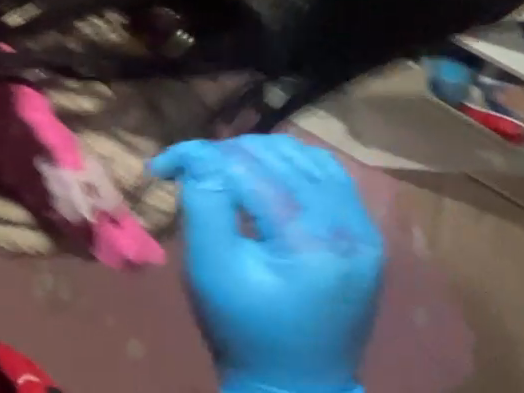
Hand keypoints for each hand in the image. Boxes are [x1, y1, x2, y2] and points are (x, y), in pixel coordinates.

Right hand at [149, 135, 384, 392]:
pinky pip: (327, 174)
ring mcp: (364, 231)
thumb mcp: (210, 268)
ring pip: (304, 156)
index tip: (158, 168)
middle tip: (187, 172)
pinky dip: (289, 164)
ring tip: (221, 172)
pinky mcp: (364, 235)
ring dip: (255, 154)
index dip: (196, 155)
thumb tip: (197, 157)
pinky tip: (262, 178)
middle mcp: (349, 227)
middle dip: (222, 153)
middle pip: (274, 155)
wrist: (296, 381)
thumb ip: (203, 204)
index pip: (245, 167)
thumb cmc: (243, 326)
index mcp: (310, 239)